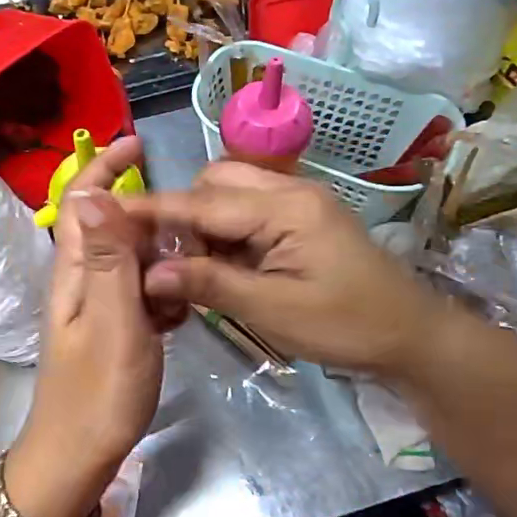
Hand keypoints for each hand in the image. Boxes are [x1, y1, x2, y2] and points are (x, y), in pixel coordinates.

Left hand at [9, 136, 164, 516]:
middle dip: (150, 214)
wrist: (79, 457)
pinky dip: (164, 289)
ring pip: (132, 257)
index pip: (84, 199)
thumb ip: (110, 259)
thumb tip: (99, 193)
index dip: (106, 167)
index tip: (140, 146)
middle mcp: (83, 277)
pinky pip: (141, 289)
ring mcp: (98, 303)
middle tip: (194, 225)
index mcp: (75, 269)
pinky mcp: (114, 326)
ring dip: (162, 255)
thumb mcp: (113, 321)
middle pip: (113, 224)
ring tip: (194, 269)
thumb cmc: (99, 391)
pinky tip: (182, 311)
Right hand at [125, 162, 446, 375]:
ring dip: (208, 223)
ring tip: (201, 269)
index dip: (153, 211)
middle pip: (217, 182)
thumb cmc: (344, 324)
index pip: (203, 202)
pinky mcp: (305, 217)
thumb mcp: (272, 309)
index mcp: (285, 207)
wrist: (409, 334)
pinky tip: (227, 264)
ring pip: (233, 193)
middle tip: (177, 264)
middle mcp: (291, 189)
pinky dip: (230, 230)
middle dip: (186, 215)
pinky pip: (253, 209)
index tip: (108, 214)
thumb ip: (209, 283)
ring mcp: (300, 200)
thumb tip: (150, 272)